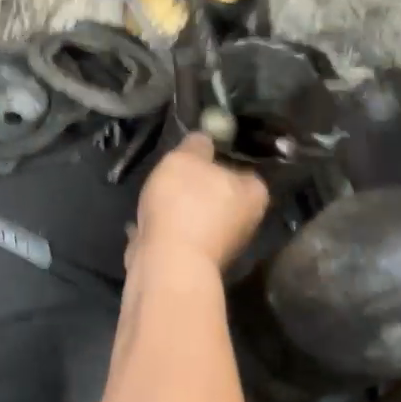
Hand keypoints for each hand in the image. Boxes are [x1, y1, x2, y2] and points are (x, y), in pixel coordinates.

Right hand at [128, 133, 267, 271]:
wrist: (167, 261)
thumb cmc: (183, 204)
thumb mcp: (186, 159)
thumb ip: (196, 145)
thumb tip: (204, 139)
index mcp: (254, 193)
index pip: (245, 169)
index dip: (221, 160)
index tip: (196, 156)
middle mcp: (246, 221)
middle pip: (222, 194)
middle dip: (199, 187)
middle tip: (173, 176)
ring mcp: (221, 244)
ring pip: (200, 216)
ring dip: (180, 209)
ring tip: (154, 199)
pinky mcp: (195, 259)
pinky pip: (180, 235)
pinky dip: (166, 228)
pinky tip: (145, 222)